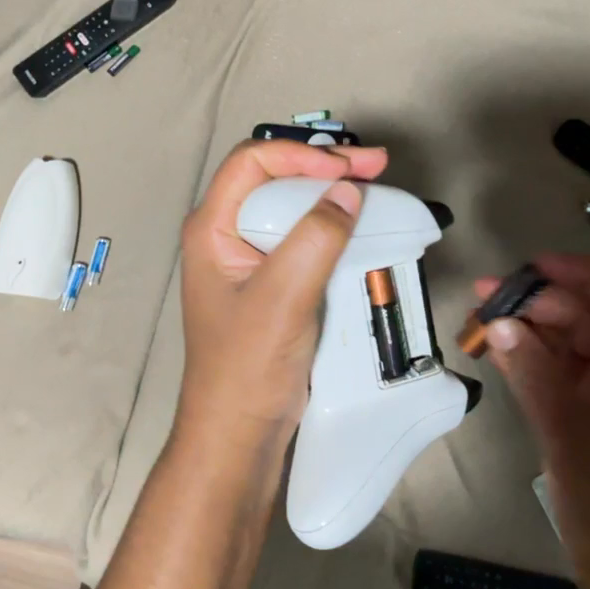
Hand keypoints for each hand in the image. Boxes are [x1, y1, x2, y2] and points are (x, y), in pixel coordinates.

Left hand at [177, 140, 388, 443]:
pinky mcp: (273, 279)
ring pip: (291, 204)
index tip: (349, 168)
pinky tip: (362, 221)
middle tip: (378, 163)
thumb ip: (315, 239)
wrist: (239, 434)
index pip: (253, 163)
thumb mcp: (283, 298)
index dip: (302, 154)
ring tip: (376, 183)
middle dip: (325, 165)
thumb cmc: (247, 367)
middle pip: (274, 176)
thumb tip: (350, 191)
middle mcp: (227, 233)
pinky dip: (333, 221)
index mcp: (212, 228)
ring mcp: (250, 257)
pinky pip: (303, 234)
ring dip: (333, 190)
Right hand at [474, 254, 589, 588]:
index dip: (581, 271)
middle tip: (486, 296)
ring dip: (529, 326)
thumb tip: (498, 320)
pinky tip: (496, 348)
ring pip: (570, 341)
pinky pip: (559, 371)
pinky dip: (529, 357)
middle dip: (540, 299)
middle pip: (589, 314)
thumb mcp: (571, 433)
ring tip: (481, 318)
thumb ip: (534, 372)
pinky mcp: (589, 415)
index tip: (531, 267)